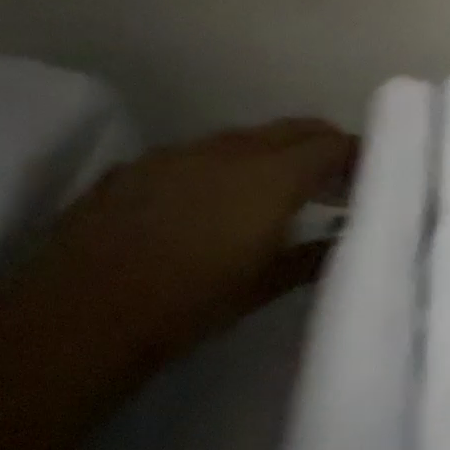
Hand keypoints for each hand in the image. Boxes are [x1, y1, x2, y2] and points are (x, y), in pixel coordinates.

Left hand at [0, 118, 356, 360]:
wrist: (75, 319)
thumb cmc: (190, 304)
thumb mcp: (268, 285)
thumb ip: (315, 254)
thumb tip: (346, 238)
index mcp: (272, 176)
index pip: (334, 145)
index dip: (360, 157)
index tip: (374, 178)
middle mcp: (228, 152)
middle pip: (294, 130)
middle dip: (323, 147)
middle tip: (339, 181)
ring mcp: (176, 155)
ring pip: (245, 138)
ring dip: (273, 156)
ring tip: (281, 193)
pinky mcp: (135, 169)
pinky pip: (197, 155)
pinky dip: (224, 168)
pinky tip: (217, 204)